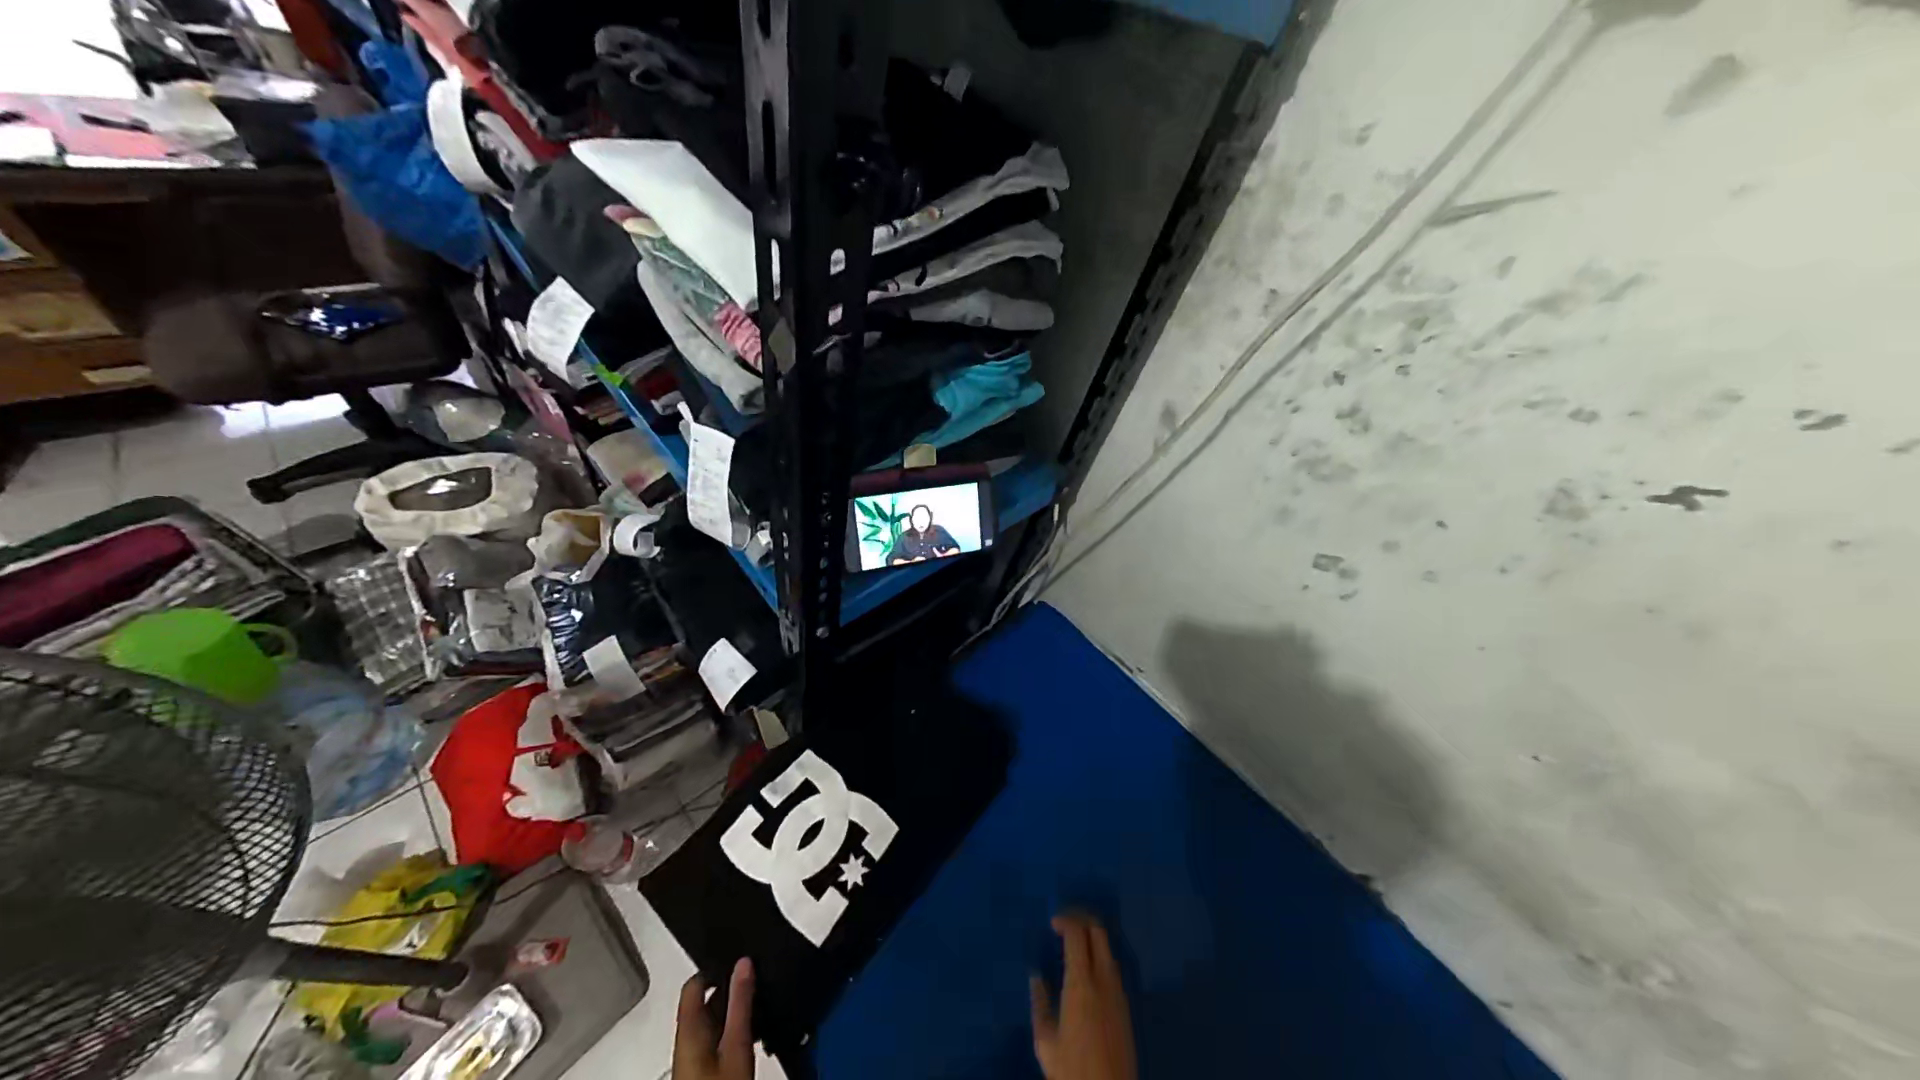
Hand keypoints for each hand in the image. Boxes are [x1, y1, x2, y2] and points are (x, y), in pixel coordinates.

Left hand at [673, 958, 754, 1079]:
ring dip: (734, 1009)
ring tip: (762, 1002)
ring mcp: (694, 1057)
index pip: (694, 984)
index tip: (741, 960)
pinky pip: (717, 1038)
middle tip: (759, 980)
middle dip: (731, 988)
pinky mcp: (703, 1071)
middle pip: (704, 1001)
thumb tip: (743, 962)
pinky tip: (756, 1032)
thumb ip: (740, 1002)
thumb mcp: (737, 1045)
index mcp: (688, 1029)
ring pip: (713, 1020)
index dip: (715, 968)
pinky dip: (734, 1028)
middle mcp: (687, 1039)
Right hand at [1030, 914, 1135, 1079]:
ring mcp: (1118, 992)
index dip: (1065, 921)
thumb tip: (1036, 978)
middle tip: (1064, 926)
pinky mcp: (1126, 1007)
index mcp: (1081, 984)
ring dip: (1092, 939)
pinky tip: (1086, 972)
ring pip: (1108, 949)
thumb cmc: (1072, 1071)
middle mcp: (1104, 980)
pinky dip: (1100, 958)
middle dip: (1081, 921)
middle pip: (1098, 933)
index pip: (1077, 934)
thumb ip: (1039, 1004)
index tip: (1052, 924)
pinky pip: (1113, 969)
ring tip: (1073, 947)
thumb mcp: (1045, 1041)